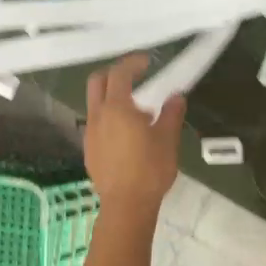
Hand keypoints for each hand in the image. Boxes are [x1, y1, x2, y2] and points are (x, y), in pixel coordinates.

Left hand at [84, 55, 185, 220]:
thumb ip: (171, 114)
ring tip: (135, 112)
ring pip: (95, 104)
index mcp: (118, 108)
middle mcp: (98, 115)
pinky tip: (126, 135)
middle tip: (133, 79)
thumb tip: (176, 96)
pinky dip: (109, 118)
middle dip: (114, 74)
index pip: (120, 74)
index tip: (147, 61)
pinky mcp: (89, 150)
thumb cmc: (151, 169)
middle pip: (97, 82)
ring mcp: (90, 133)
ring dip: (111, 98)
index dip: (132, 63)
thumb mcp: (168, 140)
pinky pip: (96, 124)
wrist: (127, 204)